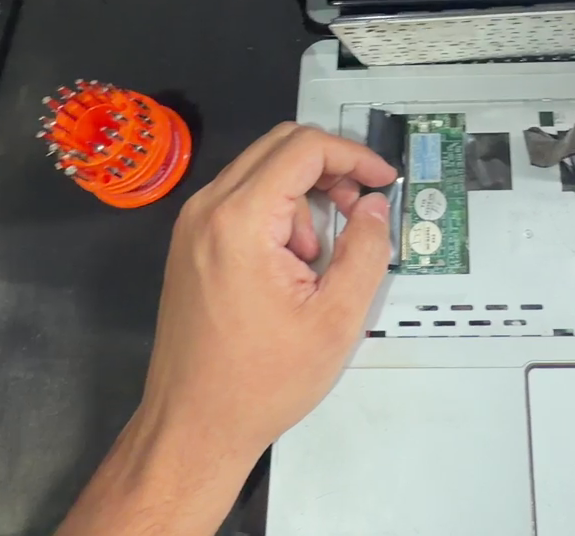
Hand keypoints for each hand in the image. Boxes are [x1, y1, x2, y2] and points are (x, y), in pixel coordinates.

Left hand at [58, 125, 394, 535]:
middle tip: (360, 206)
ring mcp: (193, 222)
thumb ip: (366, 250)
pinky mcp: (191, 239)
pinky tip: (290, 260)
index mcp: (240, 218)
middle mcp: (208, 206)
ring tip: (319, 253)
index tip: (384, 181)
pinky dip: (278, 208)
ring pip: (262, 167)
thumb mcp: (336, 320)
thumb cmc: (264, 380)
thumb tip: (375, 204)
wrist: (191, 429)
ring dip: (303, 191)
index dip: (353, 154)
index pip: (304, 148)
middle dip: (330, 165)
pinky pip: (242, 195)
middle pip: (281, 145)